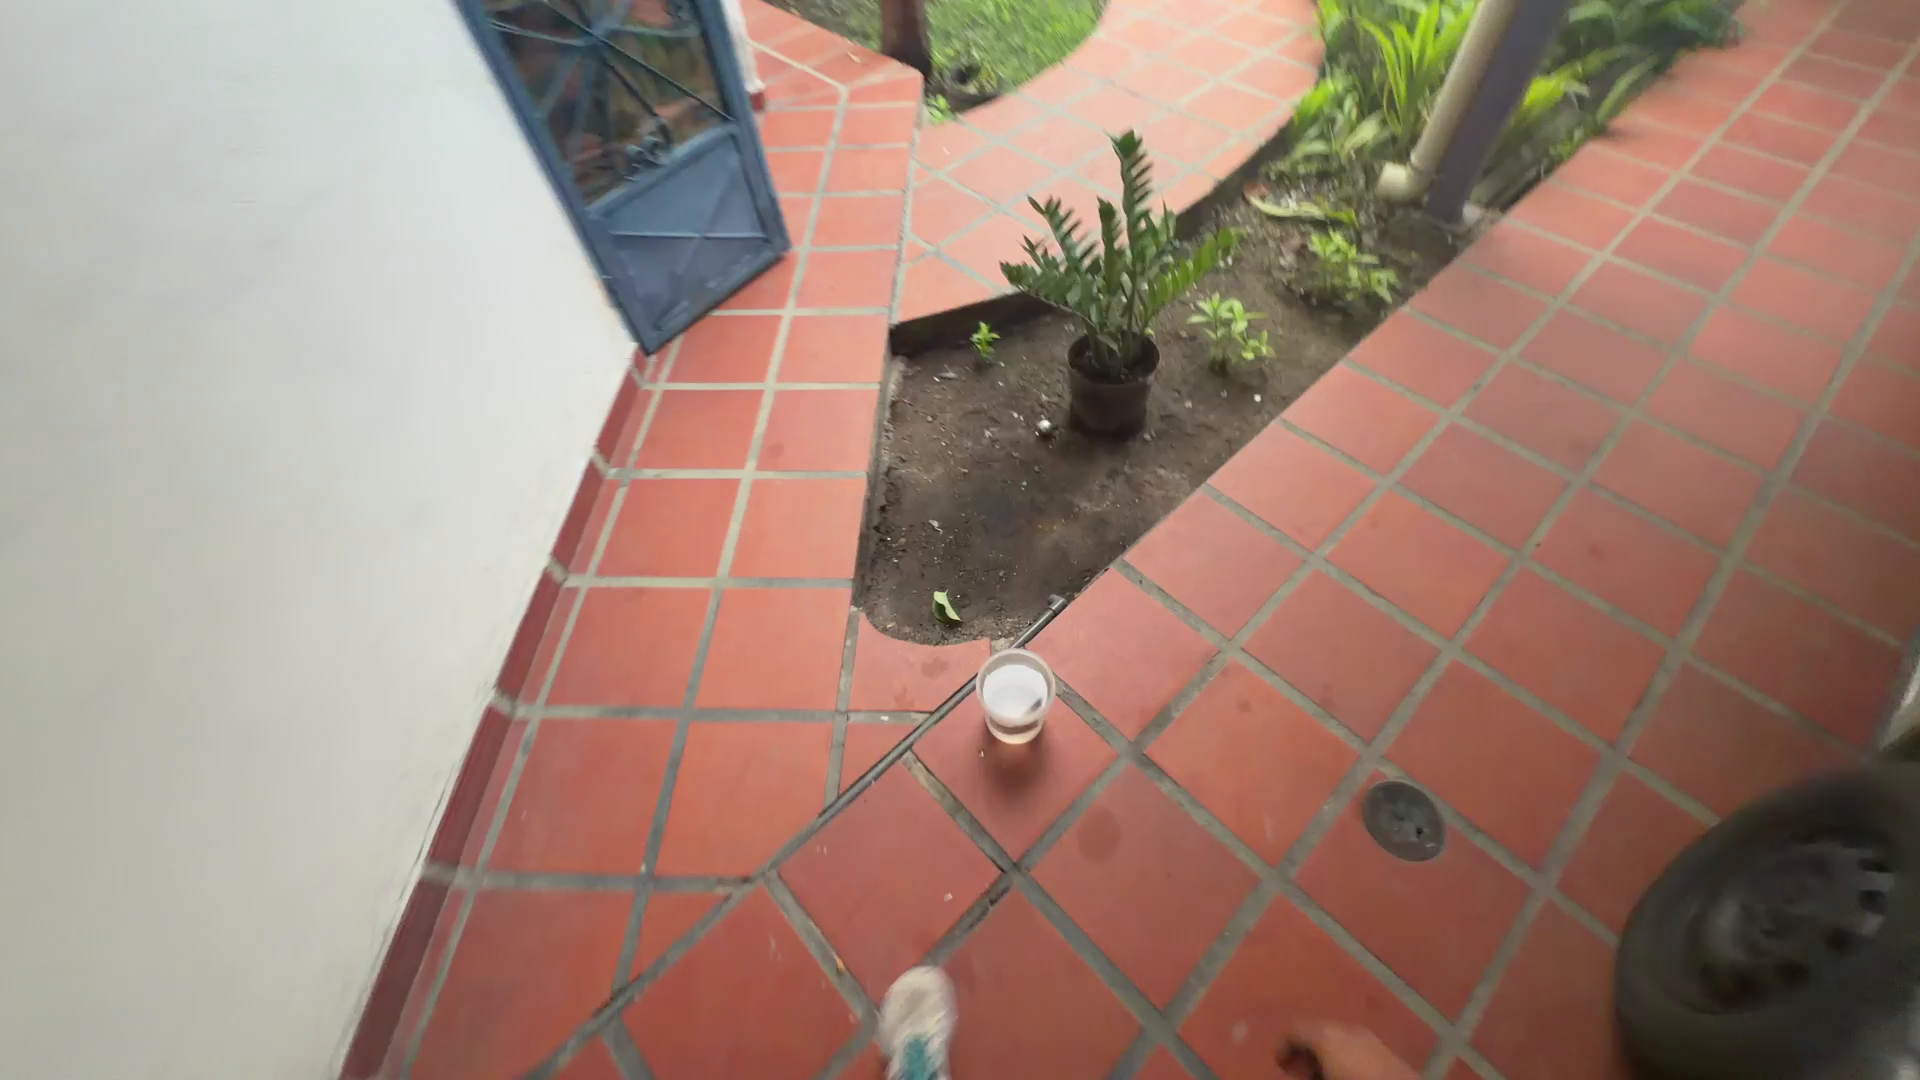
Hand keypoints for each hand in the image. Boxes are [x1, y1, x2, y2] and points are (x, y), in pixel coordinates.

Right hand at [1278, 1021, 1420, 1079]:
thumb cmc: (1355, 1079)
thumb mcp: (1321, 1076)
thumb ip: (1304, 1072)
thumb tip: (1292, 1068)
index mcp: (1325, 1033)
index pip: (1294, 1030)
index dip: (1283, 1046)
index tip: (1279, 1064)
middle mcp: (1345, 1028)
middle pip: (1317, 1032)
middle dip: (1306, 1050)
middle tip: (1298, 1070)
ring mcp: (1370, 1038)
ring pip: (1339, 1039)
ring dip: (1327, 1055)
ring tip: (1323, 1074)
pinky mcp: (1389, 1053)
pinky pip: (1358, 1050)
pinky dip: (1346, 1059)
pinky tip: (1347, 1073)